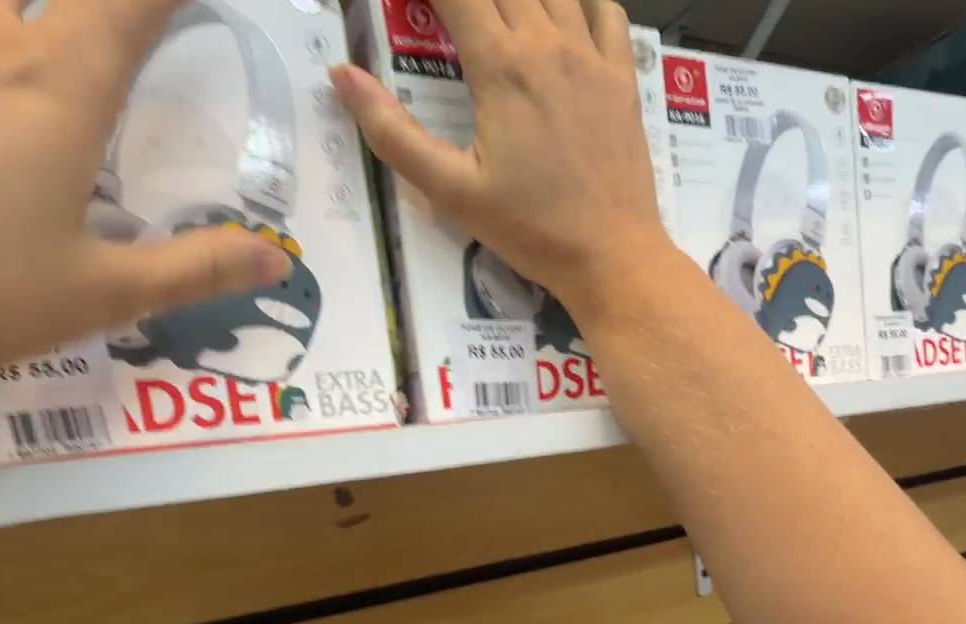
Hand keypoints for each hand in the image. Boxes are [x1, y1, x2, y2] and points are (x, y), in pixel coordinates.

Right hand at [330, 0, 669, 311]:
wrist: (612, 257)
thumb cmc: (531, 231)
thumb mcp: (452, 192)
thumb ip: (394, 134)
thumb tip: (341, 77)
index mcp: (501, 67)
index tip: (416, 5)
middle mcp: (548, 45)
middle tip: (452, 17)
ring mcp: (592, 58)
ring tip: (497, 16)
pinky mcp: (624, 80)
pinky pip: (607, 11)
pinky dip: (581, 1)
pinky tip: (563, 17)